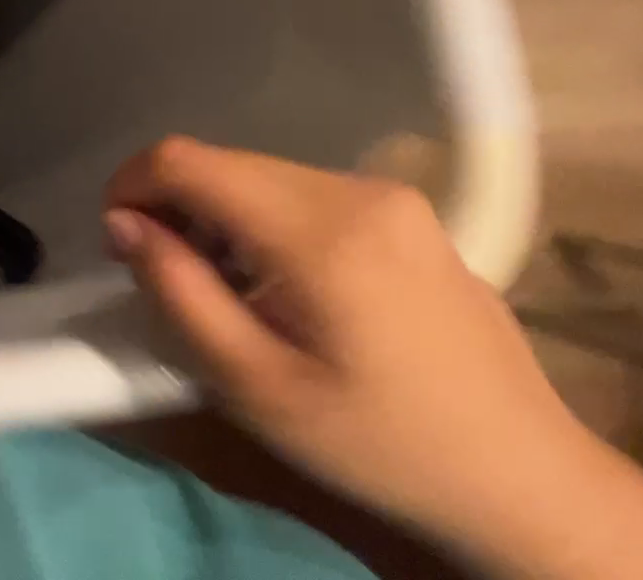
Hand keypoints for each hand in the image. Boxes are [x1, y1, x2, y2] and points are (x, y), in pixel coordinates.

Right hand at [100, 138, 602, 555]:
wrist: (524, 483)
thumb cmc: (373, 440)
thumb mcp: (249, 381)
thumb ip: (174, 288)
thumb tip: (120, 222)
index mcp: (318, 229)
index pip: (183, 160)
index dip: (128, 187)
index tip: (118, 244)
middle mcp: (356, 191)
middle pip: (218, 163)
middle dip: (168, 206)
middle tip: (162, 273)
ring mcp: (390, 199)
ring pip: (254, 173)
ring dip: (211, 214)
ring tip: (218, 283)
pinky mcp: (406, 215)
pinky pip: (297, 191)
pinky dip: (255, 220)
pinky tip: (272, 280)